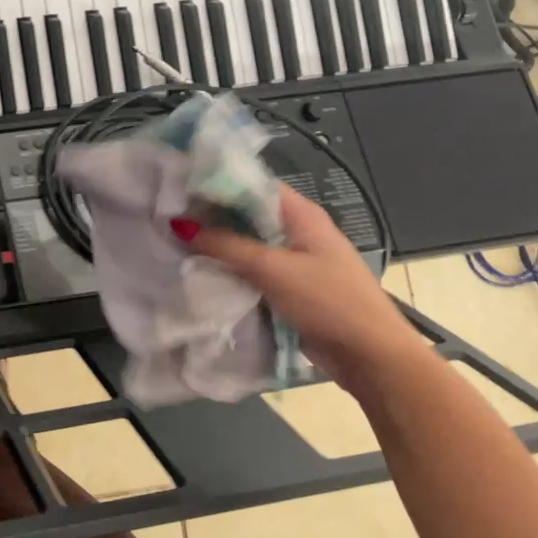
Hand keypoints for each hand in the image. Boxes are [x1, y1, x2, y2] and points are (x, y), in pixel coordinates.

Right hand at [181, 186, 423, 392]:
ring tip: (174, 238)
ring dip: (217, 243)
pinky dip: (229, 267)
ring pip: (247, 242)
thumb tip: (178, 224)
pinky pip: (252, 269)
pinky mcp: (289, 286)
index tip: (178, 184)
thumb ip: (225, 245)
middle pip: (246, 213)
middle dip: (210, 214)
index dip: (216, 181)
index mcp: (302, 214)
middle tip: (166, 212)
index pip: (252, 184)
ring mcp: (294, 259)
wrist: (371, 357)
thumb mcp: (272, 268)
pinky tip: (198, 268)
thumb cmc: (329, 301)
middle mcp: (298, 230)